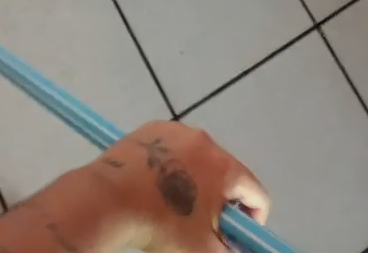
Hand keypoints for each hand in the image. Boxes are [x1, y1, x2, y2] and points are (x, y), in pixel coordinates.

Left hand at [90, 121, 269, 251]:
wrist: (110, 200)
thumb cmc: (162, 226)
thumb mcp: (205, 251)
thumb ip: (232, 252)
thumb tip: (235, 247)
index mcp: (223, 166)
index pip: (257, 193)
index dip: (252, 221)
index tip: (233, 236)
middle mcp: (203, 139)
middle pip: (228, 174)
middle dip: (222, 202)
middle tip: (203, 225)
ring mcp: (175, 129)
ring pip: (199, 160)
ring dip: (197, 183)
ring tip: (175, 206)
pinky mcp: (150, 127)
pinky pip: (174, 149)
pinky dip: (173, 167)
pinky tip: (155, 187)